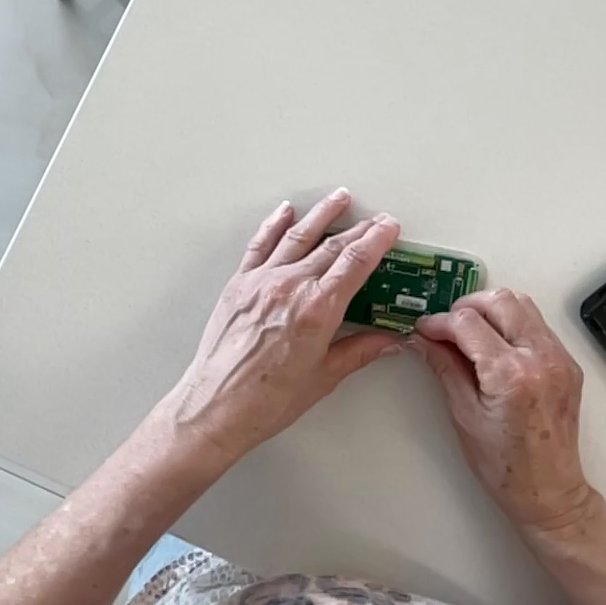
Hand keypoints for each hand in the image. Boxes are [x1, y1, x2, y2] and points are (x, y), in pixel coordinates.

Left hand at [153, 189, 403, 468]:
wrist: (215, 406)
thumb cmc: (266, 400)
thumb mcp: (323, 377)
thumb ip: (358, 352)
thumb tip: (386, 341)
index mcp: (317, 309)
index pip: (356, 262)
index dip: (377, 240)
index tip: (390, 227)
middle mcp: (290, 287)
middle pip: (333, 246)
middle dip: (360, 229)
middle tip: (377, 219)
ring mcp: (263, 281)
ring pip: (299, 236)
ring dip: (322, 214)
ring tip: (339, 199)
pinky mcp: (240, 284)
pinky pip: (260, 244)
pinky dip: (275, 224)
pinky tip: (286, 212)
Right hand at [413, 289, 598, 536]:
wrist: (549, 493)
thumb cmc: (506, 466)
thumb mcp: (464, 415)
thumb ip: (444, 367)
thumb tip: (423, 340)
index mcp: (511, 375)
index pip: (468, 323)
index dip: (440, 322)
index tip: (425, 329)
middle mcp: (540, 359)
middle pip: (500, 301)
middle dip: (467, 306)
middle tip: (447, 325)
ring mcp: (559, 359)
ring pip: (523, 304)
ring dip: (492, 310)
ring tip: (469, 331)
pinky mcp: (567, 364)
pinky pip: (537, 325)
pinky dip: (512, 323)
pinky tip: (494, 344)